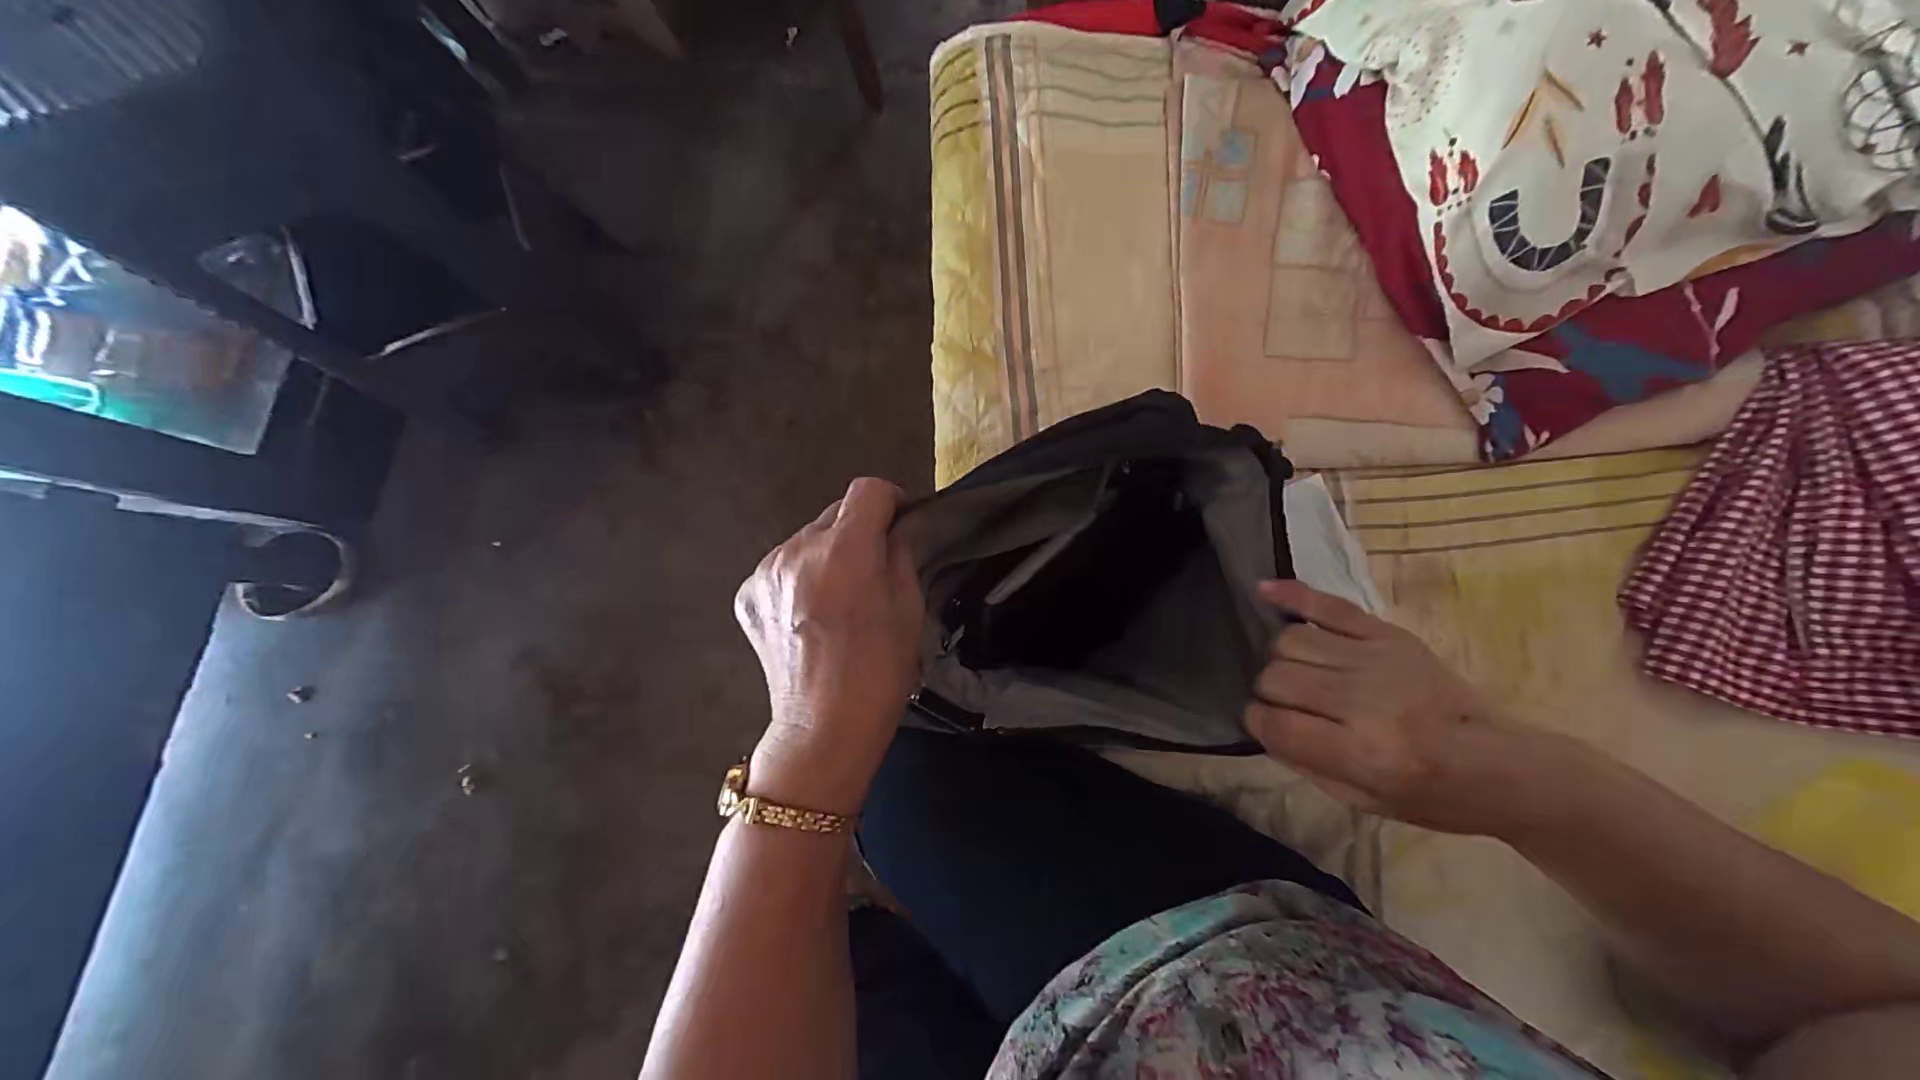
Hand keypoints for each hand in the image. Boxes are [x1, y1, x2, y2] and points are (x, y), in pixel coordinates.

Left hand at [734, 478, 924, 815]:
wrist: (823, 729)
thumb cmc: (879, 672)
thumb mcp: (908, 608)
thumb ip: (900, 554)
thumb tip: (893, 531)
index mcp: (844, 551)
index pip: (867, 490)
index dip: (891, 501)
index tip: (900, 523)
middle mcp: (796, 550)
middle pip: (834, 513)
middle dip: (858, 530)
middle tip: (872, 568)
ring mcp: (765, 572)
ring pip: (806, 540)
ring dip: (827, 554)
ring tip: (838, 597)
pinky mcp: (746, 595)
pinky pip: (782, 567)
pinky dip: (800, 578)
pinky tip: (809, 615)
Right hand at [1243, 580, 1578, 837]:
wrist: (1508, 766)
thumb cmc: (1434, 795)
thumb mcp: (1364, 802)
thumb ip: (1303, 762)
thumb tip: (1260, 722)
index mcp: (1364, 752)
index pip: (1276, 724)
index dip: (1257, 722)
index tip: (1262, 724)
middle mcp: (1367, 701)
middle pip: (1277, 678)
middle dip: (1268, 692)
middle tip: (1286, 705)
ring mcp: (1379, 660)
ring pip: (1291, 641)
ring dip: (1279, 659)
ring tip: (1296, 673)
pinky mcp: (1391, 635)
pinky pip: (1329, 606)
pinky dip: (1293, 596)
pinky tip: (1263, 591)